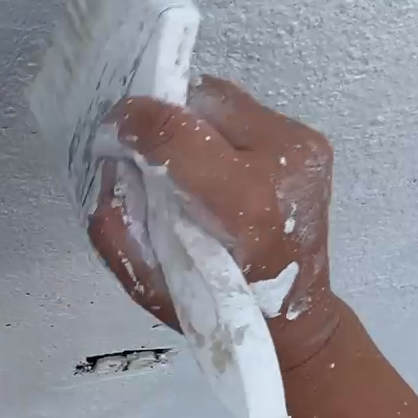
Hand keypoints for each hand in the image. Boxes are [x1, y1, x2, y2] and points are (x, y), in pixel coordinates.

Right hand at [87, 76, 341, 370]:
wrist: (295, 317)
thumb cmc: (223, 307)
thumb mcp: (151, 286)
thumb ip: (116, 232)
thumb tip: (106, 173)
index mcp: (245, 203)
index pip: (177, 133)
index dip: (134, 122)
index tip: (110, 130)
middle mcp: (283, 163)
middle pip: (203, 102)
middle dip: (161, 117)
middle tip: (136, 143)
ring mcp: (304, 147)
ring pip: (224, 100)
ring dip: (188, 120)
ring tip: (172, 155)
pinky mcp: (311, 142)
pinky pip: (244, 113)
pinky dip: (213, 128)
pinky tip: (204, 162)